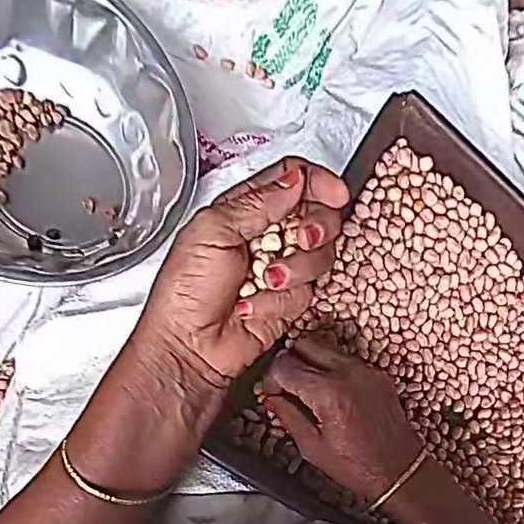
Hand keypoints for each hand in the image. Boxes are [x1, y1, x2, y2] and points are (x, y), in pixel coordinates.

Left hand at [133, 156, 349, 388]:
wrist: (191, 343)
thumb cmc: (187, 291)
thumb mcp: (213, 230)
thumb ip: (257, 202)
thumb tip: (295, 180)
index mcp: (246, 209)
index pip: (292, 180)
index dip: (318, 181)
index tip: (335, 192)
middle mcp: (268, 237)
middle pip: (318, 215)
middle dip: (317, 227)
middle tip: (301, 238)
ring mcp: (284, 269)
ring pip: (320, 256)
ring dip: (295, 269)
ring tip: (265, 280)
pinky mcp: (291, 301)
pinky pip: (309, 292)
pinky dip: (283, 300)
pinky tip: (256, 304)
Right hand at [259, 335, 426, 501]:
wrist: (399, 470)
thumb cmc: (358, 466)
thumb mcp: (312, 446)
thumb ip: (288, 415)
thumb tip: (272, 397)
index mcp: (328, 393)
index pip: (285, 366)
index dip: (271, 378)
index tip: (270, 391)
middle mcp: (349, 374)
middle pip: (305, 344)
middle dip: (289, 361)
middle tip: (284, 385)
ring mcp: (366, 371)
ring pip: (327, 348)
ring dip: (310, 361)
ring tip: (306, 389)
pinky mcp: (378, 375)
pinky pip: (347, 359)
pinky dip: (332, 367)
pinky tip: (329, 391)